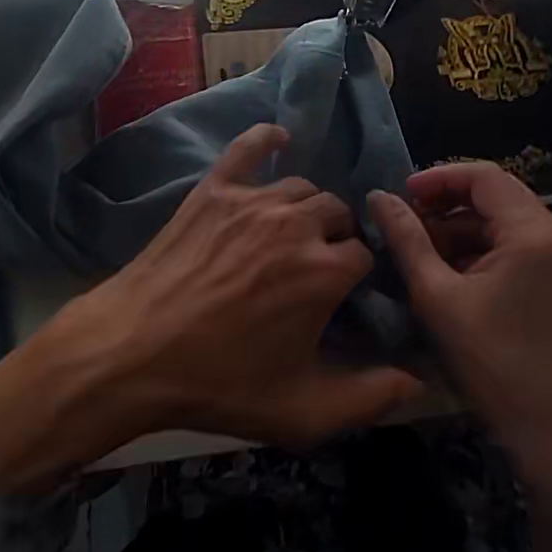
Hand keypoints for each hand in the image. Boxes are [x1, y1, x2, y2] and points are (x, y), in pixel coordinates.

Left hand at [0, 124, 421, 494]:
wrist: (134, 351)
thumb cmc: (219, 383)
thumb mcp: (301, 412)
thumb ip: (368, 398)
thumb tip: (417, 381)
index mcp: (324, 272)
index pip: (363, 255)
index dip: (357, 274)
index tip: (343, 293)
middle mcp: (295, 225)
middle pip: (336, 213)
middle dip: (335, 236)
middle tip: (314, 265)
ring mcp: (251, 202)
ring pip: (299, 188)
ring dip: (306, 207)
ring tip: (291, 231)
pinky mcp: (213, 191)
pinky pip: (247, 150)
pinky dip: (266, 139)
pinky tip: (279, 139)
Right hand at [368, 162, 551, 455]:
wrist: (549, 426)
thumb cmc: (491, 359)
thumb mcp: (436, 294)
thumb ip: (406, 238)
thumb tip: (378, 197)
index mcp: (534, 234)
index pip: (484, 177)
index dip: (438, 178)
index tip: (402, 196)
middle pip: (495, 194)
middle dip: (446, 202)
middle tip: (406, 220)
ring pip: (502, 219)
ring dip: (459, 225)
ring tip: (420, 248)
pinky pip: (514, 242)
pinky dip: (478, 245)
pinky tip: (447, 268)